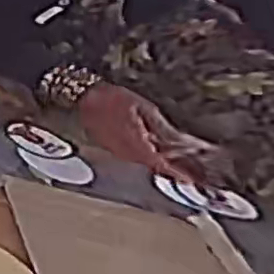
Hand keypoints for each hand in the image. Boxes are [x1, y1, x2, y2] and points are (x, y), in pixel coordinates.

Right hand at [76, 82, 214, 179]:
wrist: (83, 94)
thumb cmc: (114, 98)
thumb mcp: (146, 109)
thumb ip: (165, 130)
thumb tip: (187, 145)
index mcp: (134, 142)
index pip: (159, 164)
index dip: (176, 173)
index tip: (190, 179)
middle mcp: (121, 150)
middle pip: (149, 164)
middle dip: (167, 168)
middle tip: (185, 170)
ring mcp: (111, 148)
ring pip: (138, 161)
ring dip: (153, 162)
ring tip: (169, 160)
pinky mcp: (104, 144)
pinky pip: (126, 154)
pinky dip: (140, 155)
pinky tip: (147, 149)